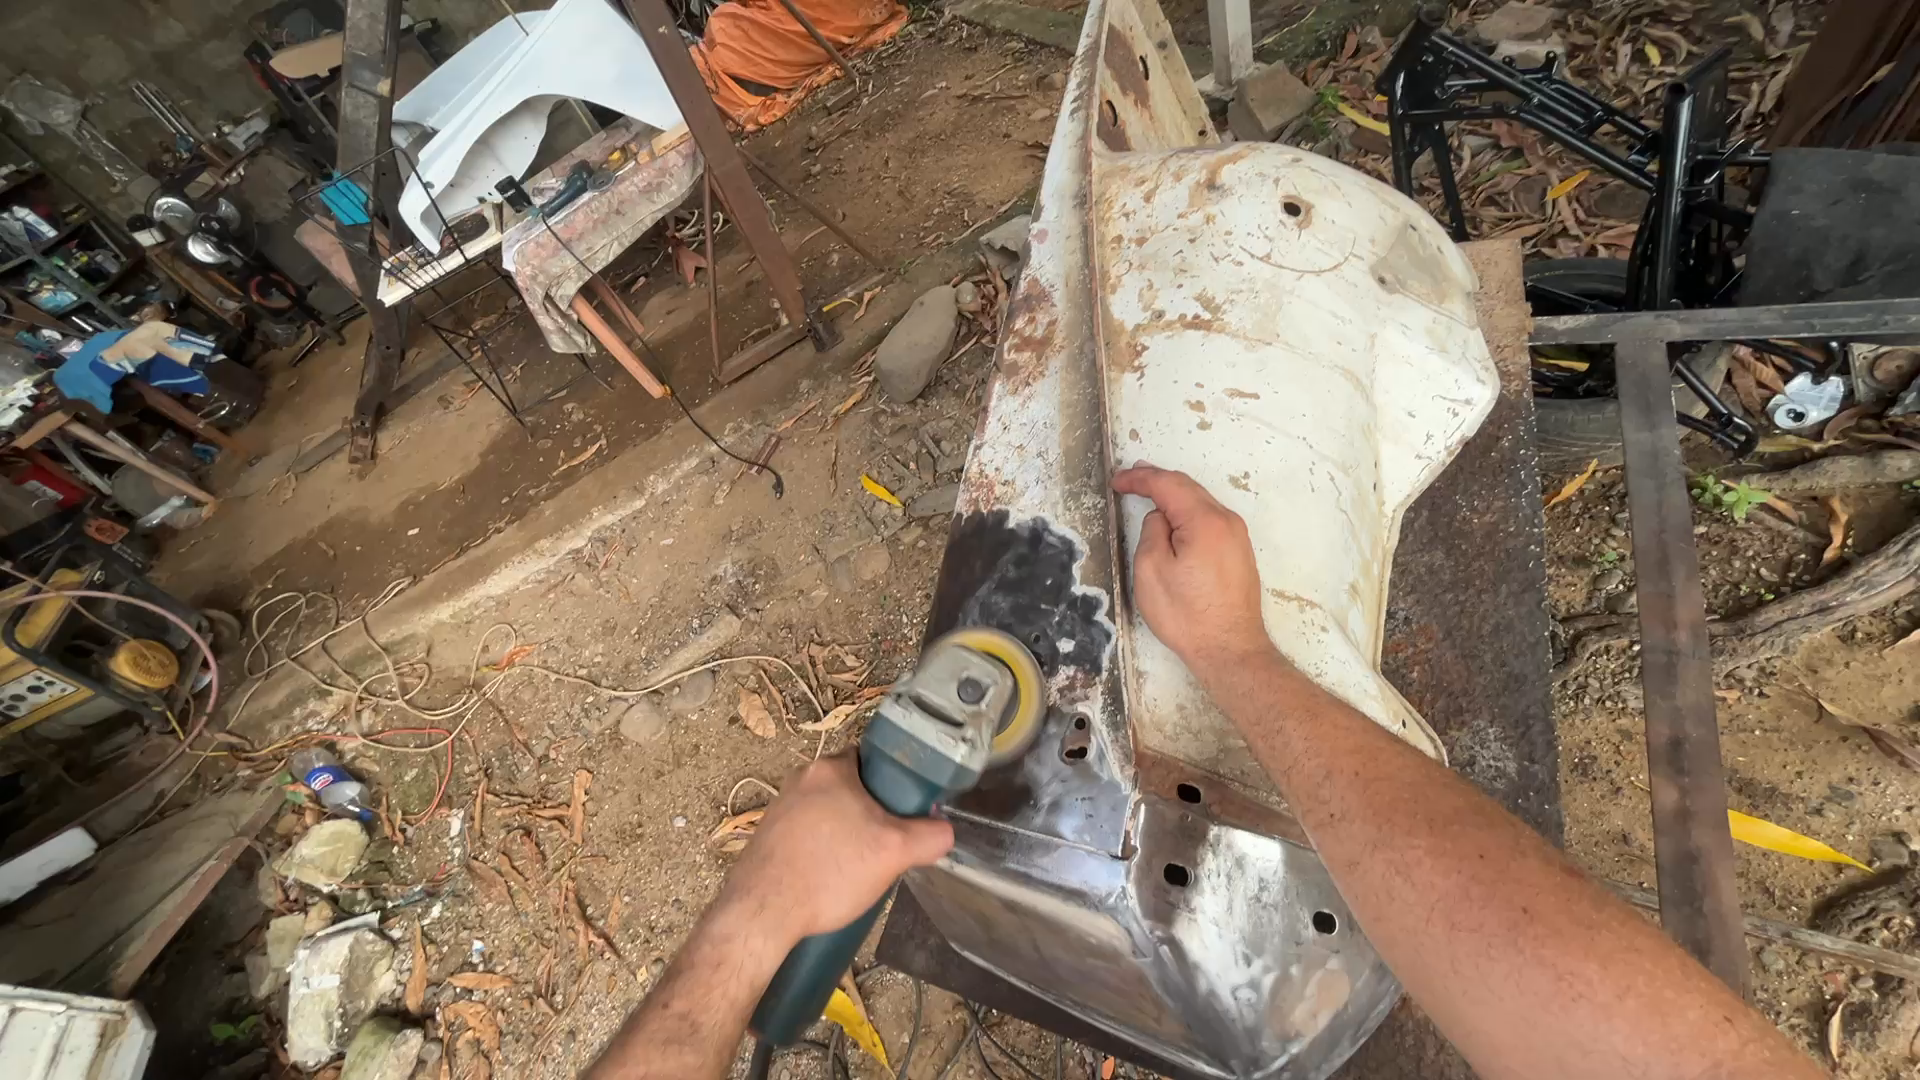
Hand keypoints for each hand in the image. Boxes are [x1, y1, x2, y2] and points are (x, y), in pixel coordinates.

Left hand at [716, 753, 953, 945]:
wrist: (761, 914)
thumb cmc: (830, 871)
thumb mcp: (894, 851)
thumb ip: (929, 836)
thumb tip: (946, 832)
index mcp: (830, 768)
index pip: (871, 760)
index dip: (892, 783)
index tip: (902, 810)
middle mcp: (800, 779)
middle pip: (850, 787)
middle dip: (869, 813)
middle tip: (885, 843)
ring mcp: (779, 808)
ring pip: (827, 812)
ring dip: (844, 834)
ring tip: (857, 867)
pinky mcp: (766, 837)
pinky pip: (805, 835)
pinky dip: (820, 851)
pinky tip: (828, 880)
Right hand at [1112, 463, 1277, 681]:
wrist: (1229, 650)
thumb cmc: (1185, 614)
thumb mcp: (1152, 570)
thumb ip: (1152, 532)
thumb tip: (1160, 517)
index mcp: (1204, 521)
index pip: (1168, 485)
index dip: (1140, 478)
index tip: (1117, 481)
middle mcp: (1226, 521)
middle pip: (1188, 488)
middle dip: (1157, 480)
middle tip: (1130, 478)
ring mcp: (1237, 537)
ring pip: (1201, 503)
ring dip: (1174, 495)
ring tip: (1149, 491)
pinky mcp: (1238, 553)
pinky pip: (1210, 519)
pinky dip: (1188, 512)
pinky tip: (1174, 518)